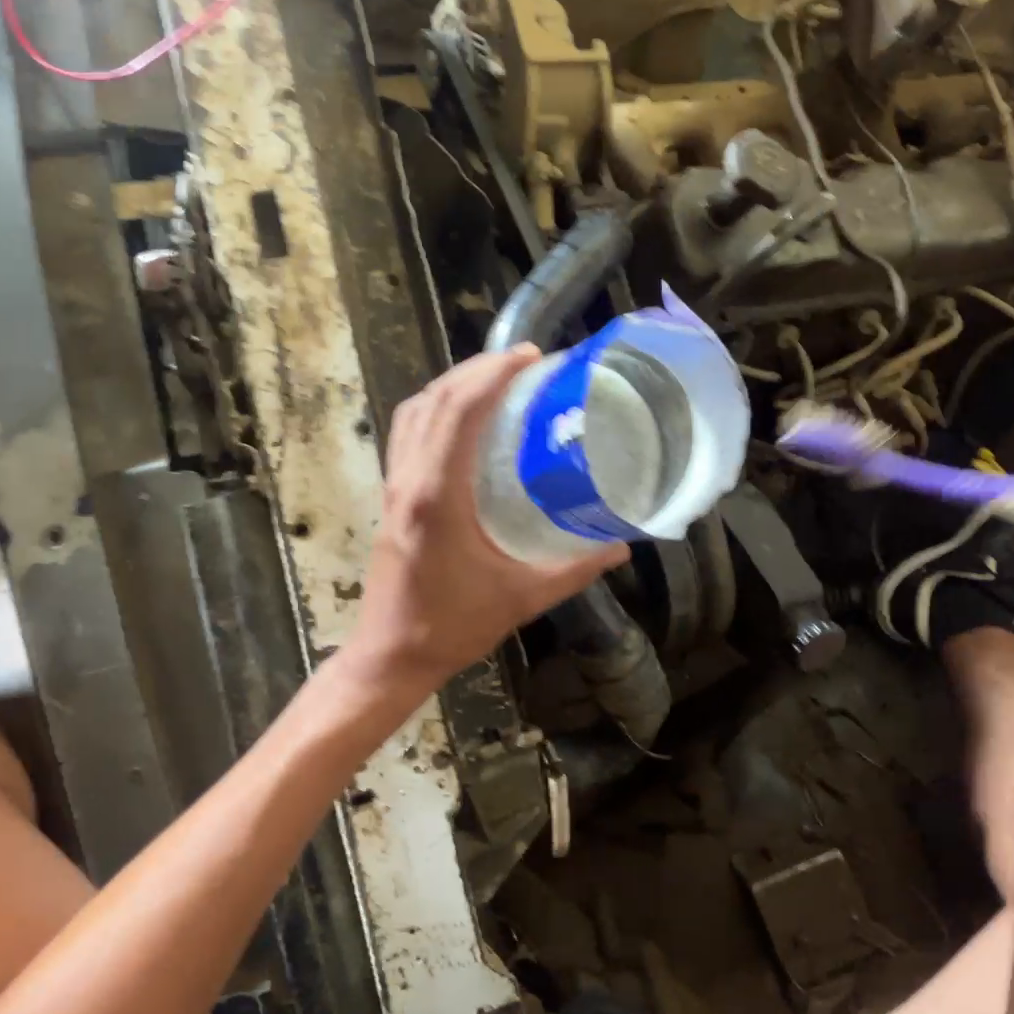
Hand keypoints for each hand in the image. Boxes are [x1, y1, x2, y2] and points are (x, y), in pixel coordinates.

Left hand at [347, 346, 628, 695]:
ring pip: (415, 412)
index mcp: (437, 495)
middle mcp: (409, 479)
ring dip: (452, 385)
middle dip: (477, 369)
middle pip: (435, 400)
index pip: (459, 410)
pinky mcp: (391, 496)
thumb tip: (621, 546)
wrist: (391, 654)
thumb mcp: (522, 598)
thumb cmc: (452, 627)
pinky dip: (435, 410)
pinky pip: (408, 433)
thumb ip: (575, 570)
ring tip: (496, 379)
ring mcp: (393, 486)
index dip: (494, 374)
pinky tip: (466, 420)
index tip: (532, 358)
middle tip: (523, 362)